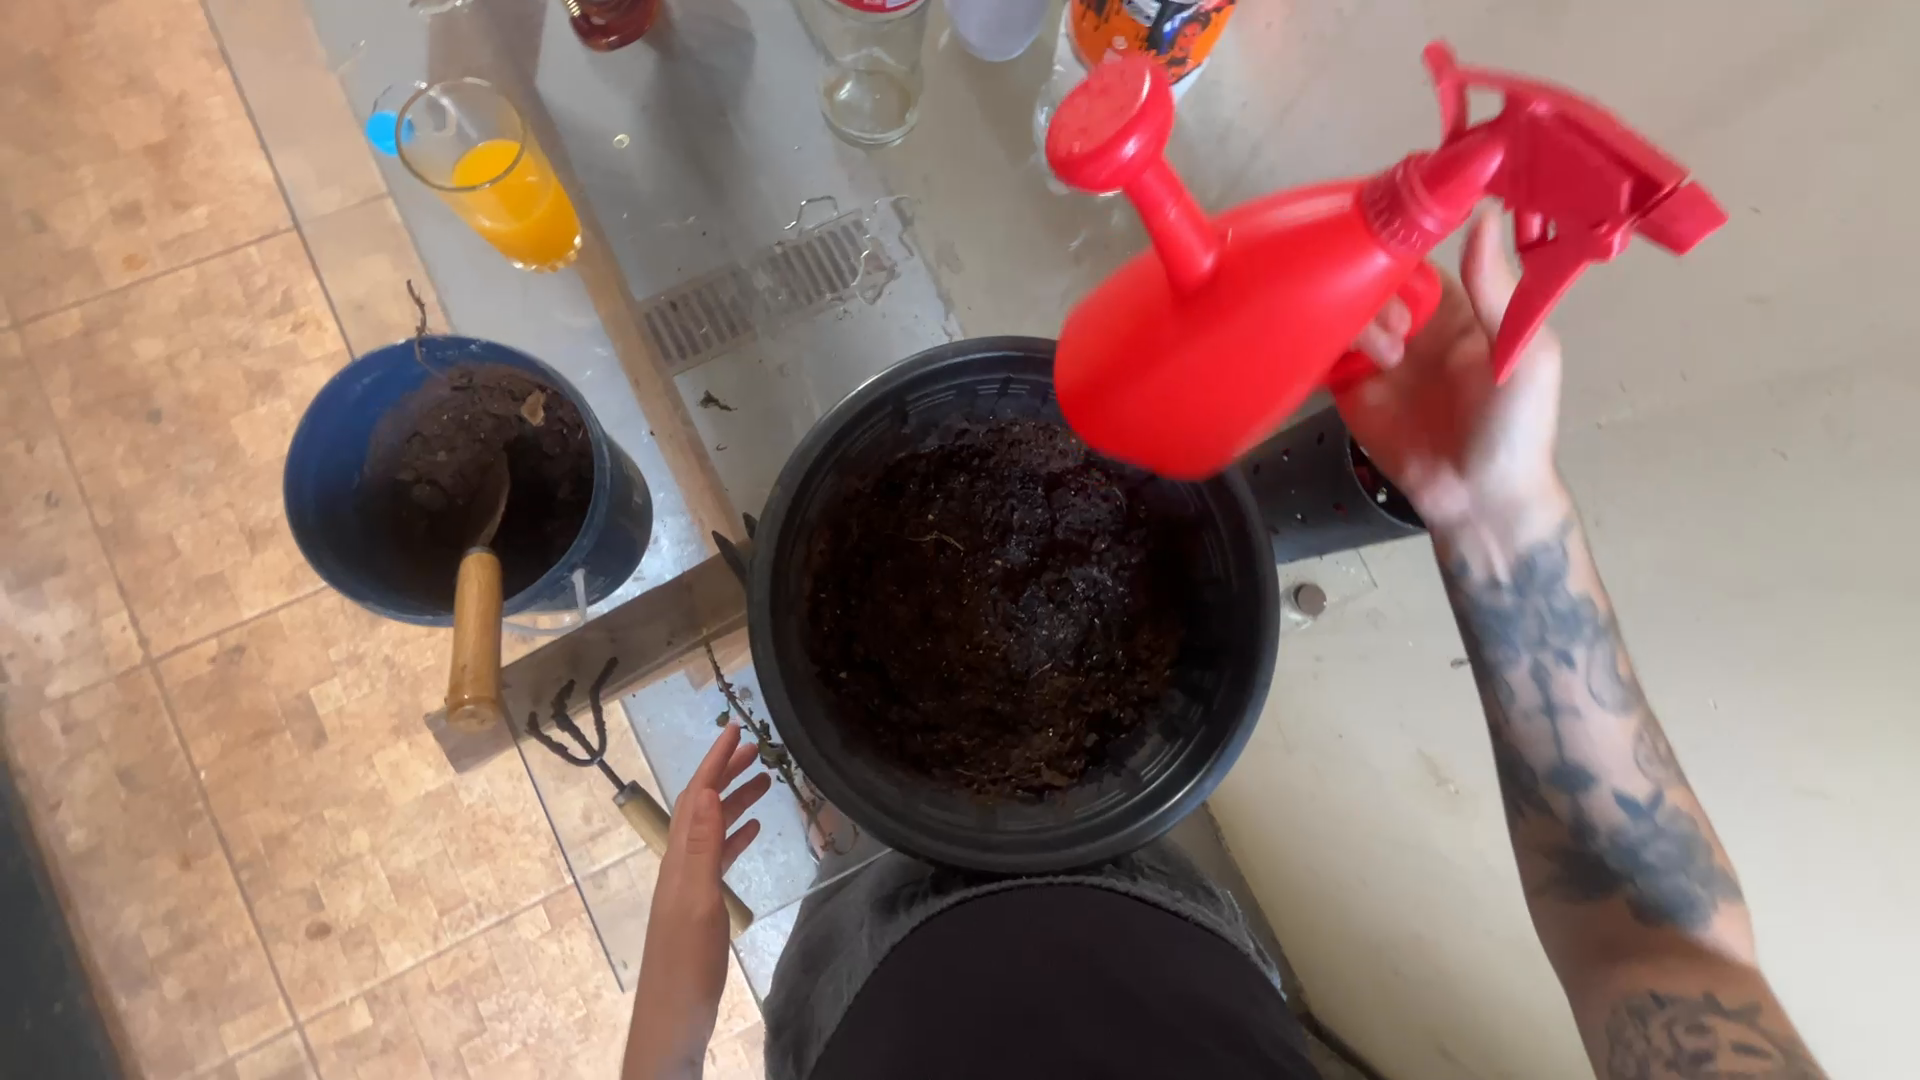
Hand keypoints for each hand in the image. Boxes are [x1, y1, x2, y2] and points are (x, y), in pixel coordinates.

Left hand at [624, 724, 771, 1079]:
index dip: (714, 761)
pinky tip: (753, 830)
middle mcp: (682, 862)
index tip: (734, 730)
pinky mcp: (701, 902)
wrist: (672, 1019)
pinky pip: (720, 854)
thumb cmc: (686, 964)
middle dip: (726, 772)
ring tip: (764, 781)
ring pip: (714, 827)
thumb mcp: (697, 901)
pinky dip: (736, 834)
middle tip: (757, 748)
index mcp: (680, 857)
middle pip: (704, 805)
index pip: (696, 796)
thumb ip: (701, 846)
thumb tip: (702, 789)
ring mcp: (690, 882)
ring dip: (735, 800)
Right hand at [1339, 213, 1569, 539]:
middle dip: (1374, 292)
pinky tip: (1336, 353)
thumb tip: (1483, 216)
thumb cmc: (1515, 424)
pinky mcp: (1348, 389)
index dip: (1401, 250)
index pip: (1417, 264)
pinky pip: (1324, 355)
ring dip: (1357, 325)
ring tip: (1385, 359)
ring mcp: (1377, 359)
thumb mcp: (1521, 351)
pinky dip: (1320, 345)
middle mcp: (1413, 330)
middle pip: (1372, 286)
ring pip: (1345, 316)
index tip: (1387, 241)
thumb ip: (1496, 289)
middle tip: (1394, 325)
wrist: (1474, 496)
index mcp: (1459, 311)